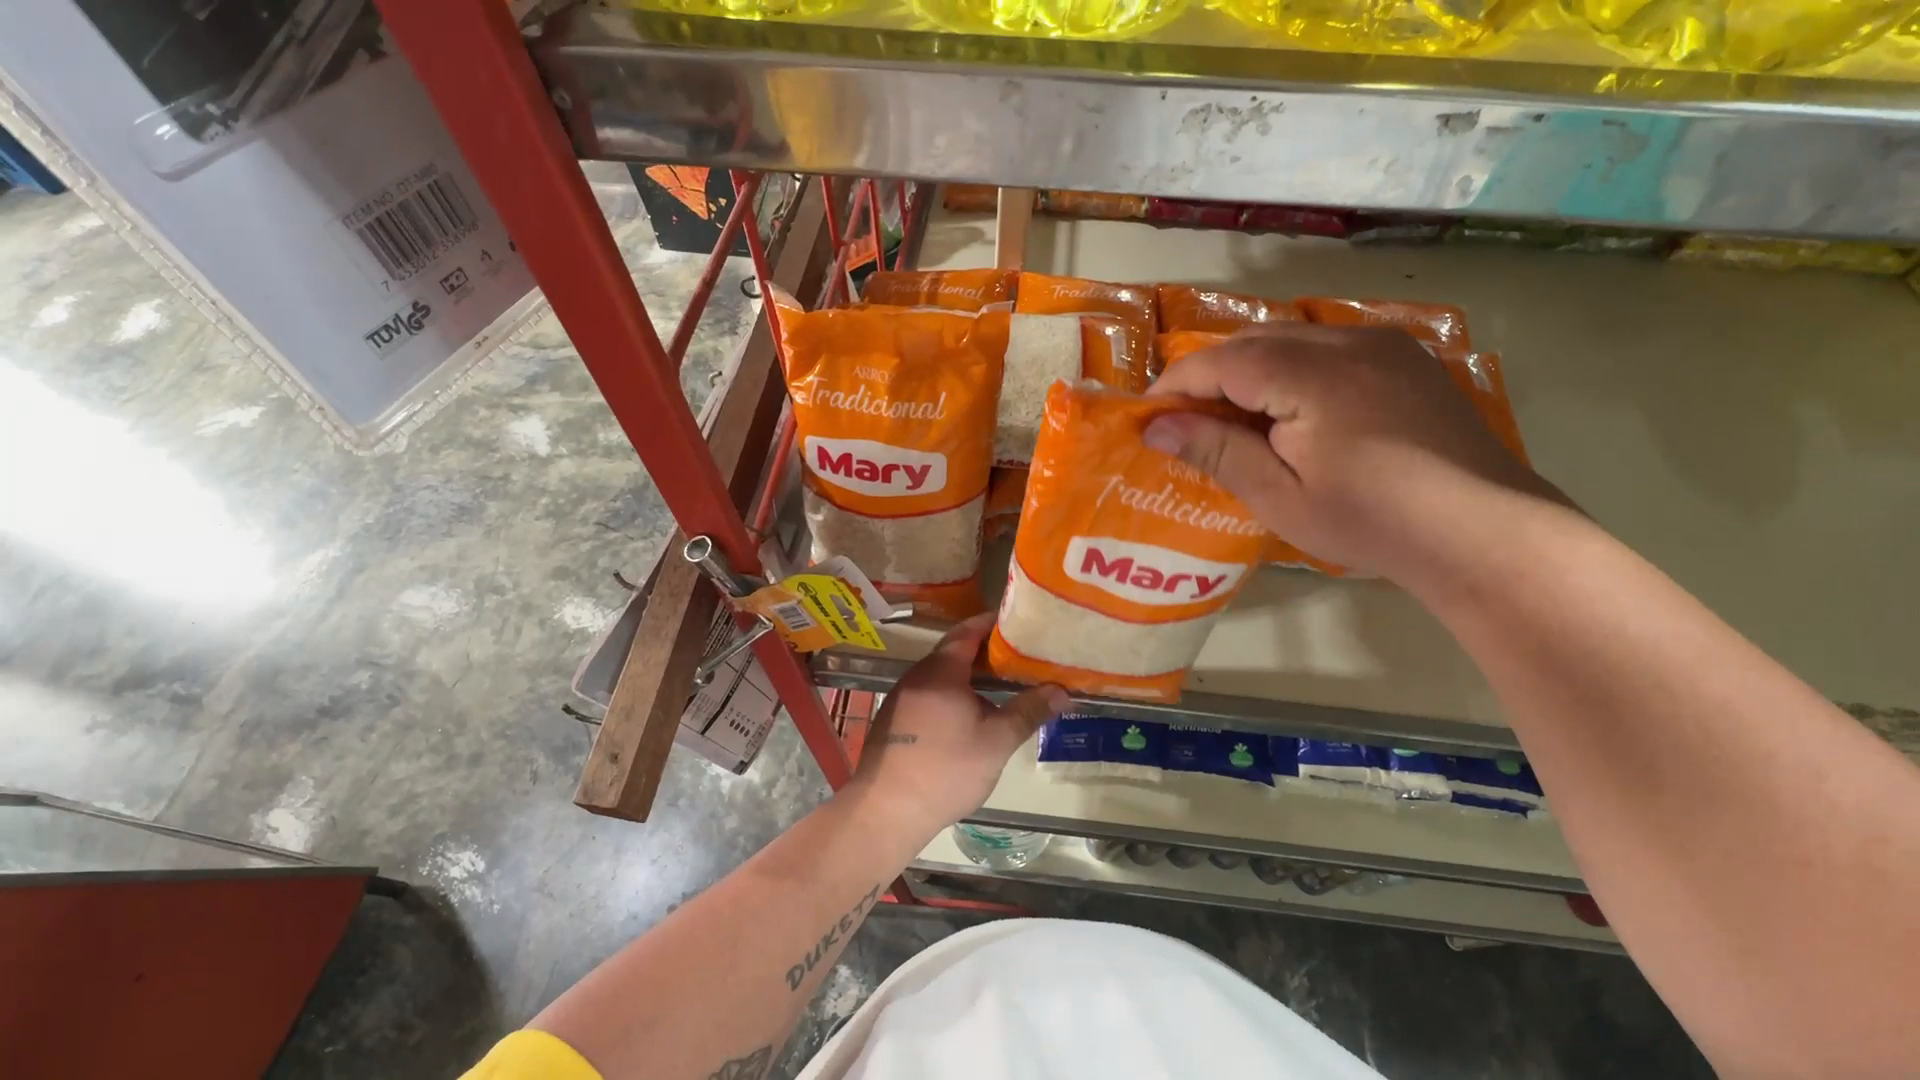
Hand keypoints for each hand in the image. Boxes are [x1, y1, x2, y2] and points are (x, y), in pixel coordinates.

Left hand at [850, 613, 1068, 832]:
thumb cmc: (945, 770)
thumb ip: (1029, 711)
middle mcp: (917, 676)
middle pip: (954, 651)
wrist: (887, 810)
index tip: (1019, 622)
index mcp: (940, 671)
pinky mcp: (895, 720)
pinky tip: (972, 713)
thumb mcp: (996, 741)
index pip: (967, 631)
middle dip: (986, 651)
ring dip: (970, 675)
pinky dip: (953, 692)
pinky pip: (929, 693)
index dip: (992, 623)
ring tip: (1003, 683)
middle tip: (1021, 655)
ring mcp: (902, 698)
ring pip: (941, 675)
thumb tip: (1062, 691)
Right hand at [1144, 323, 1560, 579]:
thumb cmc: (1372, 521)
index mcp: (1314, 373)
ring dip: (1252, 369)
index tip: (1147, 415)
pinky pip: (1329, 347)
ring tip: (1232, 418)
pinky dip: (1293, 369)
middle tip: (1184, 420)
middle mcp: (1348, 340)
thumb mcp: (1281, 496)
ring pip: (1294, 338)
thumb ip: (1218, 451)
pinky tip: (1291, 411)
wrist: (1483, 529)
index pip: (1224, 360)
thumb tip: (1157, 426)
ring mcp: (1383, 344)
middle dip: (1212, 374)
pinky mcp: (1405, 358)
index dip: (1179, 383)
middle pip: (1257, 340)